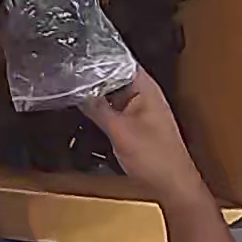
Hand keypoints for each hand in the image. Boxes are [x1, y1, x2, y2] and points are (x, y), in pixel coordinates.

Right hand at [80, 69, 209, 205]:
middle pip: (115, 76)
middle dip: (94, 76)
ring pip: (113, 93)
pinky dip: (103, 108)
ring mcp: (141, 109)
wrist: (173, 186)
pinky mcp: (137, 123)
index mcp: (146, 88)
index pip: (120, 60)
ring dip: (97, 94)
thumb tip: (79, 90)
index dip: (99, 56)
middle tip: (68, 74)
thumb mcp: (119, 131)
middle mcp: (145, 94)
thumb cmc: (156, 159)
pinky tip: (88, 110)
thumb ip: (97, 109)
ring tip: (74, 90)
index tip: (78, 56)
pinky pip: (116, 108)